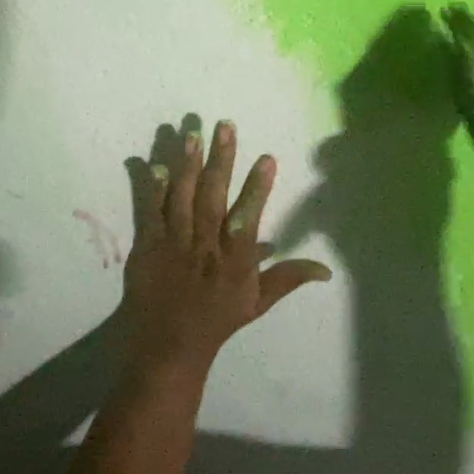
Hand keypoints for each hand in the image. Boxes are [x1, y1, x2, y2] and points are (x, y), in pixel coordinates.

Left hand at [121, 120, 331, 380]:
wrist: (167, 346)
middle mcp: (205, 247)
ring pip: (182, 197)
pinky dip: (153, 189)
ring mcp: (174, 245)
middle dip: (221, 159)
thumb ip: (288, 278)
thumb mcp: (257, 303)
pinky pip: (150, 213)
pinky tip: (156, 165)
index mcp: (234, 260)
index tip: (267, 158)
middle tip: (225, 126)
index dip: (257, 187)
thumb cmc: (216, 321)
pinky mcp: (147, 247)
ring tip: (192, 135)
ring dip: (187, 164)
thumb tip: (326, 269)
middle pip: (213, 196)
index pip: (249, 217)